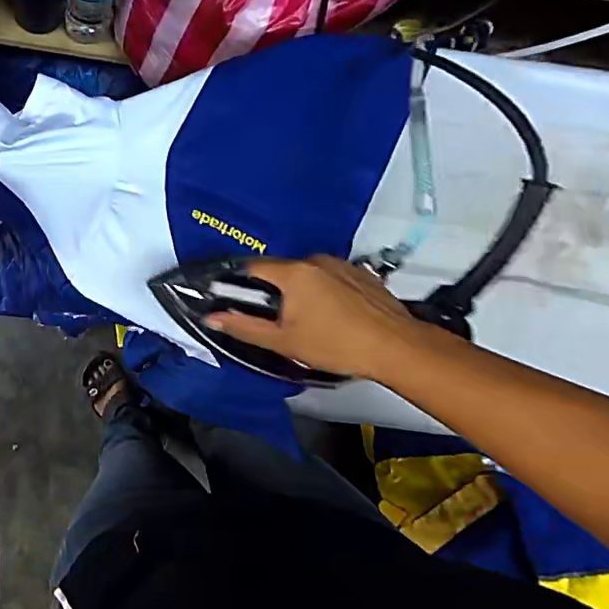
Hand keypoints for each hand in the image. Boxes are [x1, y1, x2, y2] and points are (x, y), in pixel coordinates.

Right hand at [205, 256, 431, 381]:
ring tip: (312, 321)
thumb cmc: (336, 344)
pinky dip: (327, 291)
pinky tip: (336, 316)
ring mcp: (342, 265)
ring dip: (304, 291)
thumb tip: (212, 317)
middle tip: (280, 319)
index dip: (242, 281)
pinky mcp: (363, 274)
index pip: (255, 266)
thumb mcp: (284, 341)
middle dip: (276, 291)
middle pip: (283, 270)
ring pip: (310, 274)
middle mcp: (316, 260)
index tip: (238, 297)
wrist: (397, 347)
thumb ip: (244, 327)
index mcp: (293, 273)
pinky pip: (333, 277)